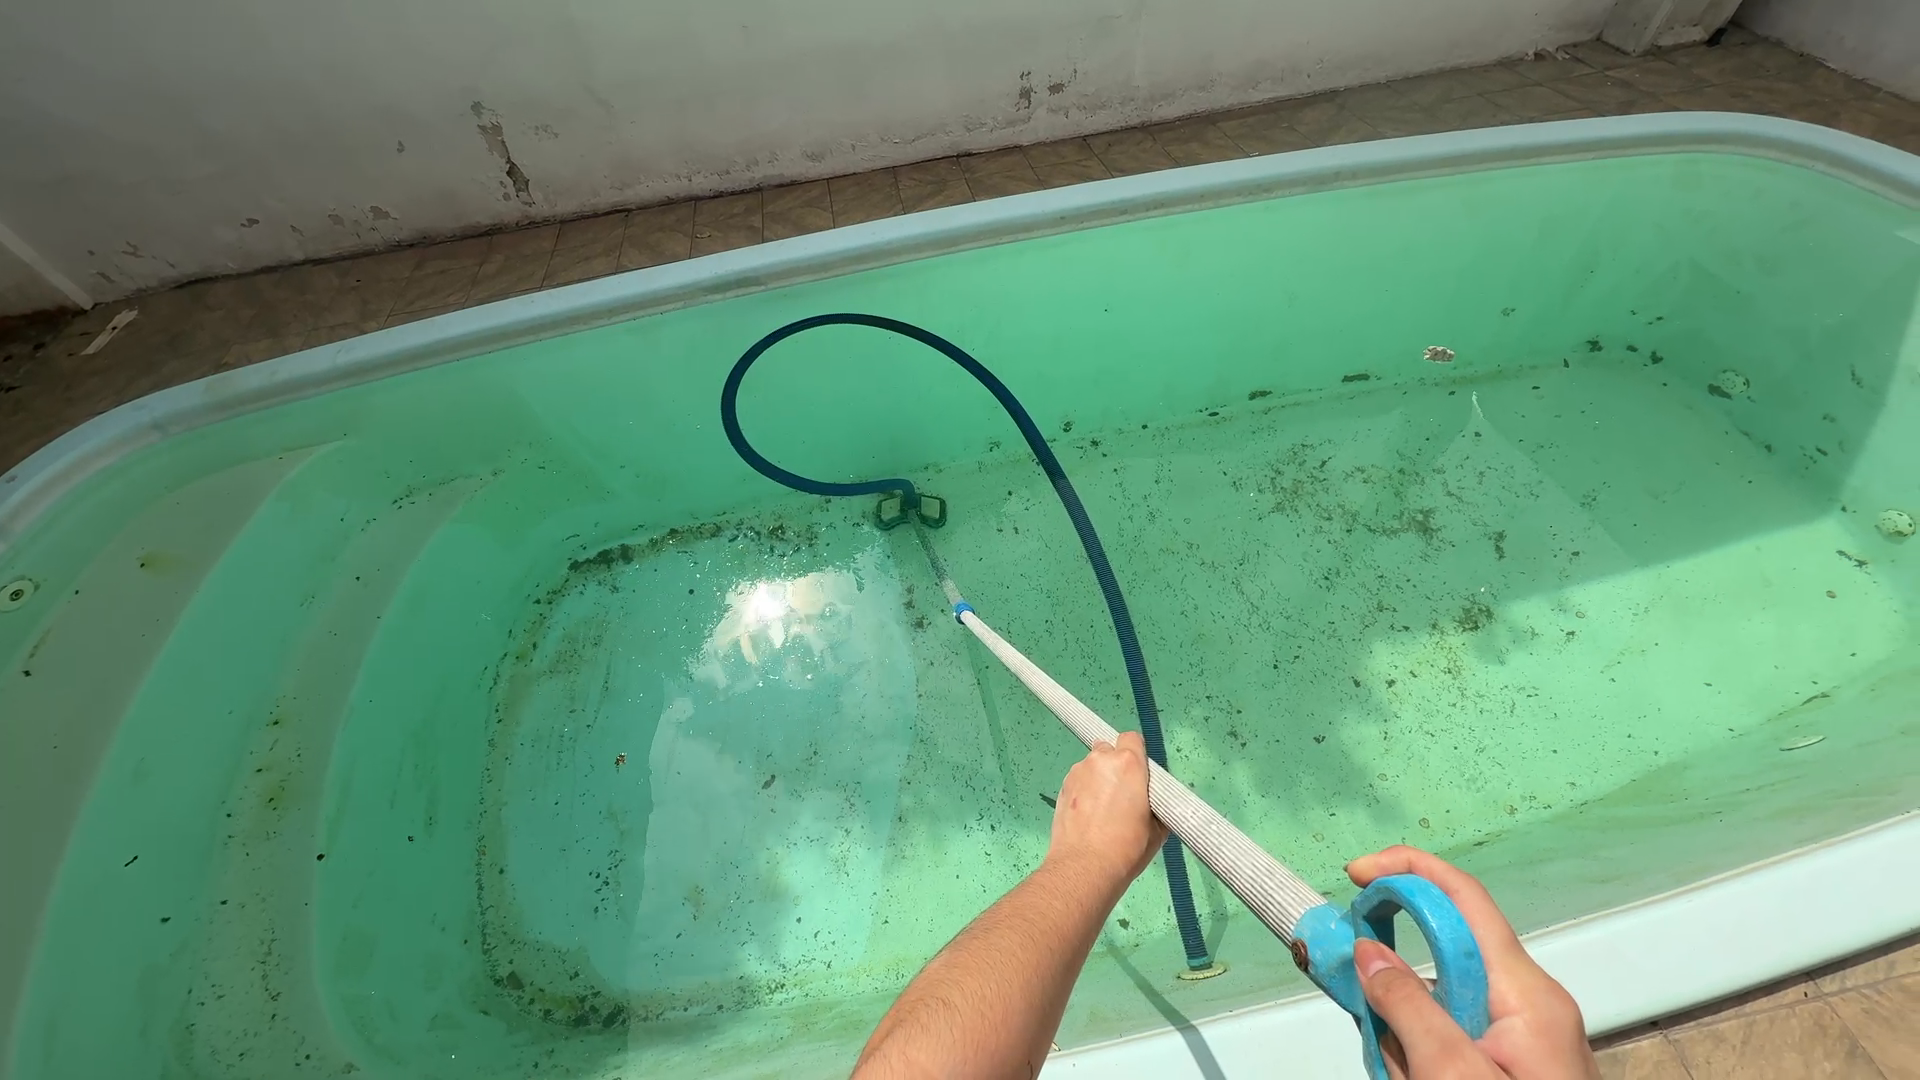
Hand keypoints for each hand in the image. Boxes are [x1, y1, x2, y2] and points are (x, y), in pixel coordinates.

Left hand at [1042, 732, 1167, 892]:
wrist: (1084, 865)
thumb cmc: (1128, 847)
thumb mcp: (1157, 829)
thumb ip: (1156, 804)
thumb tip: (1151, 801)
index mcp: (1128, 764)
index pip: (1132, 738)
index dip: (1136, 753)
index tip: (1139, 775)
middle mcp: (1101, 759)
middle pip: (1110, 749)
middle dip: (1116, 765)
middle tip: (1121, 794)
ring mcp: (1078, 771)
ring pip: (1092, 764)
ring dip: (1098, 777)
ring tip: (1101, 809)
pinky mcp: (1062, 785)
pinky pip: (1079, 779)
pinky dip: (1084, 790)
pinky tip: (1087, 814)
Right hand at [1346, 846, 1598, 1079]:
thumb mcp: (1449, 1075)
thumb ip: (1404, 1004)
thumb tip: (1368, 948)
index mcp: (1524, 991)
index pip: (1462, 896)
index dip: (1405, 869)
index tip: (1353, 876)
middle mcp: (1525, 999)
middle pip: (1437, 951)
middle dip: (1394, 981)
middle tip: (1372, 1021)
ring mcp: (1519, 1032)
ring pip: (1432, 995)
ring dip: (1401, 1028)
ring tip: (1408, 1077)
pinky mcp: (1506, 1059)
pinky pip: (1442, 1029)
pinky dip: (1415, 1049)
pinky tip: (1416, 1079)